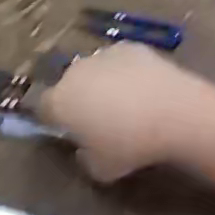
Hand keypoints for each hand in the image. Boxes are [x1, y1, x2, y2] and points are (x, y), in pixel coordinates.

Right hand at [41, 43, 203, 182]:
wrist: (171, 110)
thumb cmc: (128, 145)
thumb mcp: (98, 168)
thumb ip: (83, 155)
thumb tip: (84, 145)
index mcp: (60, 100)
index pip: (43, 107)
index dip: (54, 118)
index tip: (67, 130)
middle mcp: (77, 71)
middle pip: (69, 83)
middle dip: (77, 97)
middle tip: (96, 117)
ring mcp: (105, 53)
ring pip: (95, 68)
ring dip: (101, 81)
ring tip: (124, 101)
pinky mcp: (132, 45)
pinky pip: (119, 60)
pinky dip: (125, 70)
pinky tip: (142, 86)